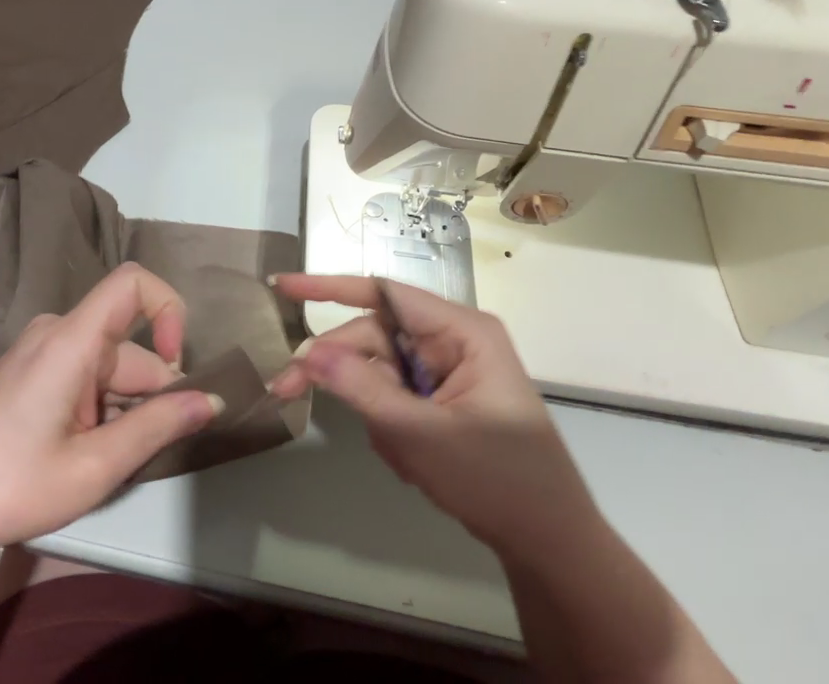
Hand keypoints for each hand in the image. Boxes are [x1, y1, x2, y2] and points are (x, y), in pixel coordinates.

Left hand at [0, 263, 222, 571]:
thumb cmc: (12, 488)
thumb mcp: (96, 466)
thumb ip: (158, 426)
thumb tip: (211, 399)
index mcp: (68, 341)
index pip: (132, 283)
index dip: (170, 310)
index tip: (178, 370)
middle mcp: (52, 333)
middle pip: (126, 344)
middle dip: (148, 393)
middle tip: (136, 454)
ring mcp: (35, 353)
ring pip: (106, 366)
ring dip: (121, 408)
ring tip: (101, 463)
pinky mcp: (26, 373)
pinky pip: (81, 375)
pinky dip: (97, 408)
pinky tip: (81, 453)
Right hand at [267, 275, 599, 554]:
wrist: (547, 541)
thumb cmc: (496, 478)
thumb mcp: (420, 433)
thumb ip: (361, 388)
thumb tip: (307, 352)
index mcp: (461, 331)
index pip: (383, 293)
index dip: (327, 287)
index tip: (281, 287)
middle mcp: (452, 341)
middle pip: (371, 336)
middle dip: (337, 367)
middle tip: (286, 391)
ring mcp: (447, 371)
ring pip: (378, 371)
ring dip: (373, 411)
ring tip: (401, 455)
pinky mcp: (441, 400)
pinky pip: (392, 398)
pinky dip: (387, 427)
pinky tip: (411, 461)